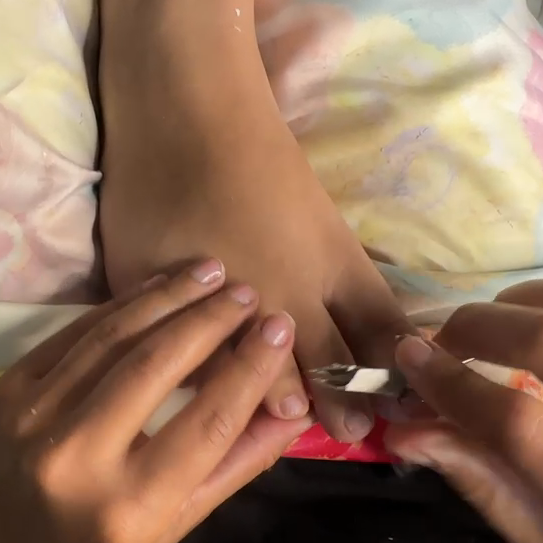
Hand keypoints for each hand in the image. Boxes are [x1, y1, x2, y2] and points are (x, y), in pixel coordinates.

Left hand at [0, 260, 311, 542]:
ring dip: (166, 297)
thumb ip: (239, 461)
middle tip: (246, 290)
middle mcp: (74, 460)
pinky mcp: (11, 385)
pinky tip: (160, 284)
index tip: (280, 325)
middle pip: (152, 367)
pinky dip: (124, 303)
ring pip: (113, 337)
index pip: (205, 424)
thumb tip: (296, 405)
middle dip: (207, 320)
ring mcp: (33, 417)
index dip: (249, 370)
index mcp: (127, 509)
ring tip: (210, 271)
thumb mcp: (182, 521)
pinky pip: (79, 331)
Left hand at [95, 0, 408, 441]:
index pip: (270, 384)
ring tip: (395, 406)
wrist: (189, 101)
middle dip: (340, 404)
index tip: (296, 441)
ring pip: (370, 334)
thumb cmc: (151, 185)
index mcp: (237, 310)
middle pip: (328, 366)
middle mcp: (293, 295)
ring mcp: (324, 262)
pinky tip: (403, 350)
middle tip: (357, 437)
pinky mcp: (338, 232)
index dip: (283, 417)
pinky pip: (378, 295)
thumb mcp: (139, 267)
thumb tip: (193, 372)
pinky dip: (393, 328)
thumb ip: (168, 327)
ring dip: (381, 372)